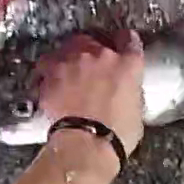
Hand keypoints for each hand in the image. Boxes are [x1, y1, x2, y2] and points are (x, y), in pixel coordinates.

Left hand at [37, 25, 145, 156]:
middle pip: (93, 40)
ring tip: (68, 73)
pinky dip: (48, 75)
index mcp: (128, 65)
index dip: (126, 43)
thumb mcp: (136, 112)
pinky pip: (46, 67)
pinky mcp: (51, 75)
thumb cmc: (116, 134)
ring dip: (68, 59)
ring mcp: (73, 63)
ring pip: (67, 49)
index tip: (124, 46)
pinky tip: (50, 85)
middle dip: (92, 50)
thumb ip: (130, 93)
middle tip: (93, 67)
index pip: (129, 40)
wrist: (87, 144)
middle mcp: (100, 57)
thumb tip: (126, 95)